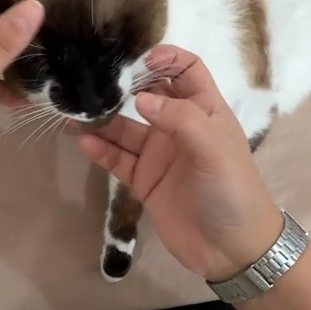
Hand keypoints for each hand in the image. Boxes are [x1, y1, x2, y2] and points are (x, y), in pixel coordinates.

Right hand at [76, 47, 283, 280]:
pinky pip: (118, 159)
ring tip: (77, 113)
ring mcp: (159, 155)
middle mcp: (180, 128)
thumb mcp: (214, 149)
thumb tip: (140, 99)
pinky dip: (101, 150)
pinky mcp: (144, 181)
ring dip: (103, 120)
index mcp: (206, 112)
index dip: (165, 59)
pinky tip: (84, 141)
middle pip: (148, 97)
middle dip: (123, 88)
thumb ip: (180, 119)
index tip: (139, 61)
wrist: (232, 250)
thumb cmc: (233, 192)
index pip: (186, 71)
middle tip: (95, 83)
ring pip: (125, 129)